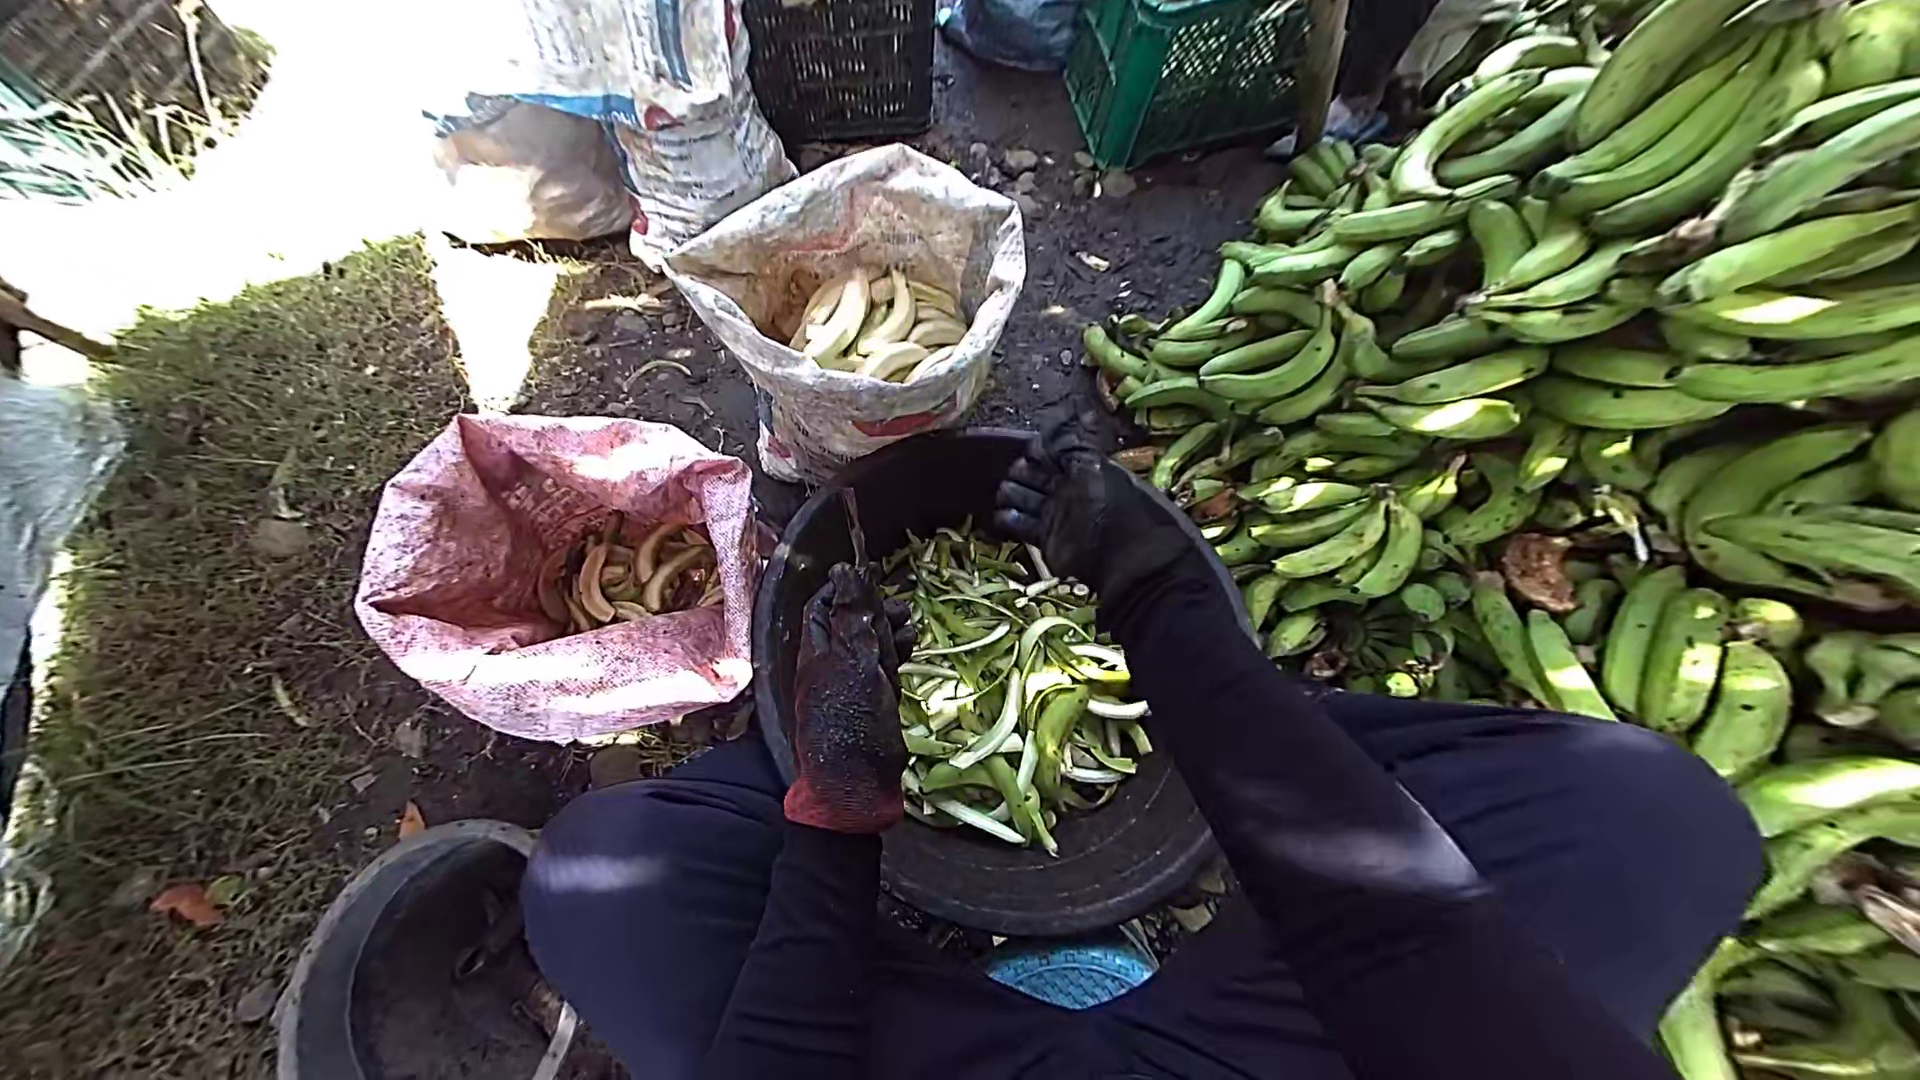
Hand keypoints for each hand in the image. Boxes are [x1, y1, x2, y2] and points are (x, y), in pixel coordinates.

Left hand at [785, 563, 912, 833]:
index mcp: (816, 652)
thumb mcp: (853, 659)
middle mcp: (831, 663)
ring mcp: (852, 681)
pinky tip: (910, 646)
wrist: (860, 780)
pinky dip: (897, 652)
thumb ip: (852, 615)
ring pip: (872, 642)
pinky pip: (884, 665)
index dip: (845, 588)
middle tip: (901, 607)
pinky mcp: (873, 697)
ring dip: (890, 630)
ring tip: (908, 624)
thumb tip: (844, 569)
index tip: (871, 576)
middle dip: (875, 609)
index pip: (824, 606)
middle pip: (851, 622)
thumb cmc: (851, 716)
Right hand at [992, 409, 1203, 615]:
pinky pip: (1018, 525)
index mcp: (1079, 468)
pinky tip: (1002, 516)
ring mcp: (1053, 514)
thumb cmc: (1112, 504)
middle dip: (1020, 472)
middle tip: (1017, 476)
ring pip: (1020, 498)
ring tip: (1007, 496)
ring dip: (1010, 495)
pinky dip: (1006, 521)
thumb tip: (1061, 416)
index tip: (1031, 454)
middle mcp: (1065, 489)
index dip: (1036, 450)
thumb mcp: (1093, 465)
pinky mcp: (1045, 539)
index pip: (1048, 452)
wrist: (1125, 554)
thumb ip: (1072, 444)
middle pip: (1030, 475)